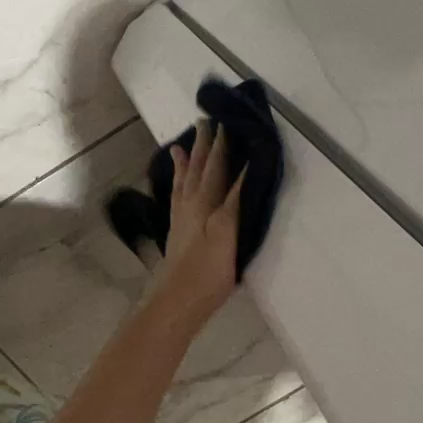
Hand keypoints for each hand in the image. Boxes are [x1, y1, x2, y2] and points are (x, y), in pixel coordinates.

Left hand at [151, 119, 244, 326]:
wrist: (178, 300)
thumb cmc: (208, 270)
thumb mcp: (228, 233)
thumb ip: (235, 200)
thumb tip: (245, 168)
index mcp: (207, 202)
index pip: (217, 167)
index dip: (223, 145)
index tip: (226, 121)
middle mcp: (191, 205)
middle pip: (198, 169)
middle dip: (204, 146)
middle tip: (204, 122)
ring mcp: (182, 219)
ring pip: (184, 182)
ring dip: (186, 163)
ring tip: (181, 146)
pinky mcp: (177, 234)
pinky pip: (177, 200)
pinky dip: (178, 188)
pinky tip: (178, 188)